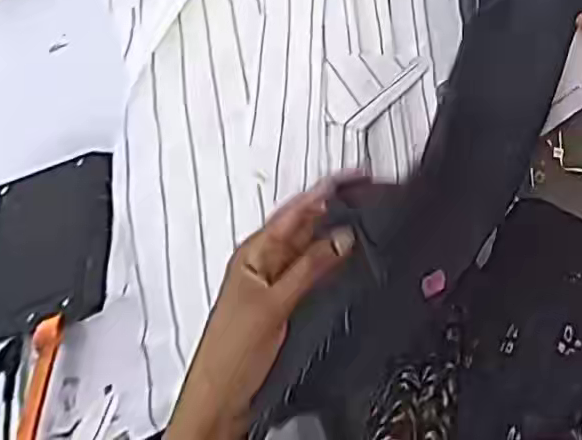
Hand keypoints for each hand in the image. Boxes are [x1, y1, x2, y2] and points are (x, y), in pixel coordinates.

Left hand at [167, 179, 356, 439]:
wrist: (219, 404)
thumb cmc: (229, 355)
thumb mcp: (274, 304)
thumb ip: (310, 267)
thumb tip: (341, 237)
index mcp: (253, 251)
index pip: (293, 210)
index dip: (322, 191)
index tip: (348, 177)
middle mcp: (262, 261)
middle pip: (302, 224)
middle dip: (331, 208)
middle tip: (361, 193)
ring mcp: (273, 281)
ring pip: (308, 246)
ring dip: (332, 233)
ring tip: (360, 218)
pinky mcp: (283, 300)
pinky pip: (310, 268)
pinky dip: (328, 258)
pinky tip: (344, 255)